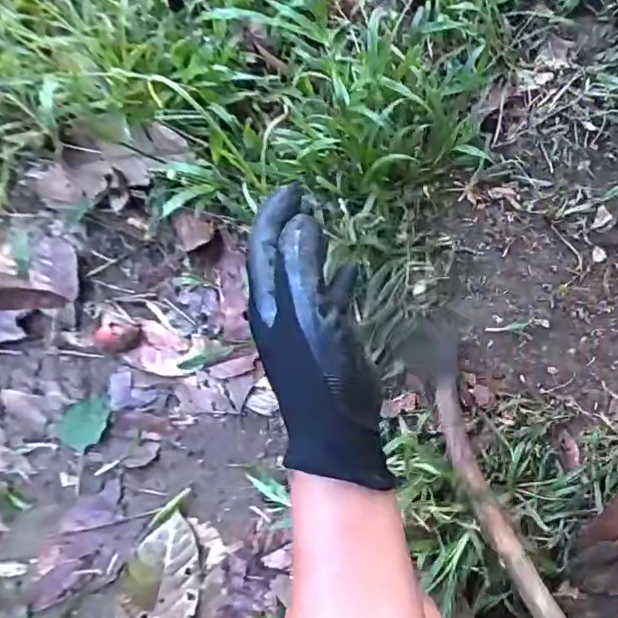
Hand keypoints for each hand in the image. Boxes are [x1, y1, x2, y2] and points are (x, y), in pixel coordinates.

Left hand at [247, 184, 393, 489]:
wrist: (334, 428)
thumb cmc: (321, 373)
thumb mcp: (310, 317)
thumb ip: (302, 269)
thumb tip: (301, 224)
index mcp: (269, 301)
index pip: (265, 245)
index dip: (276, 213)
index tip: (296, 189)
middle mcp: (278, 308)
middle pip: (276, 255)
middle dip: (286, 224)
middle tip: (304, 198)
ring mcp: (298, 323)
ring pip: (299, 273)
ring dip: (308, 246)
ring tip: (323, 223)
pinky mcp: (321, 336)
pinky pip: (325, 297)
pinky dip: (334, 279)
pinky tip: (352, 270)